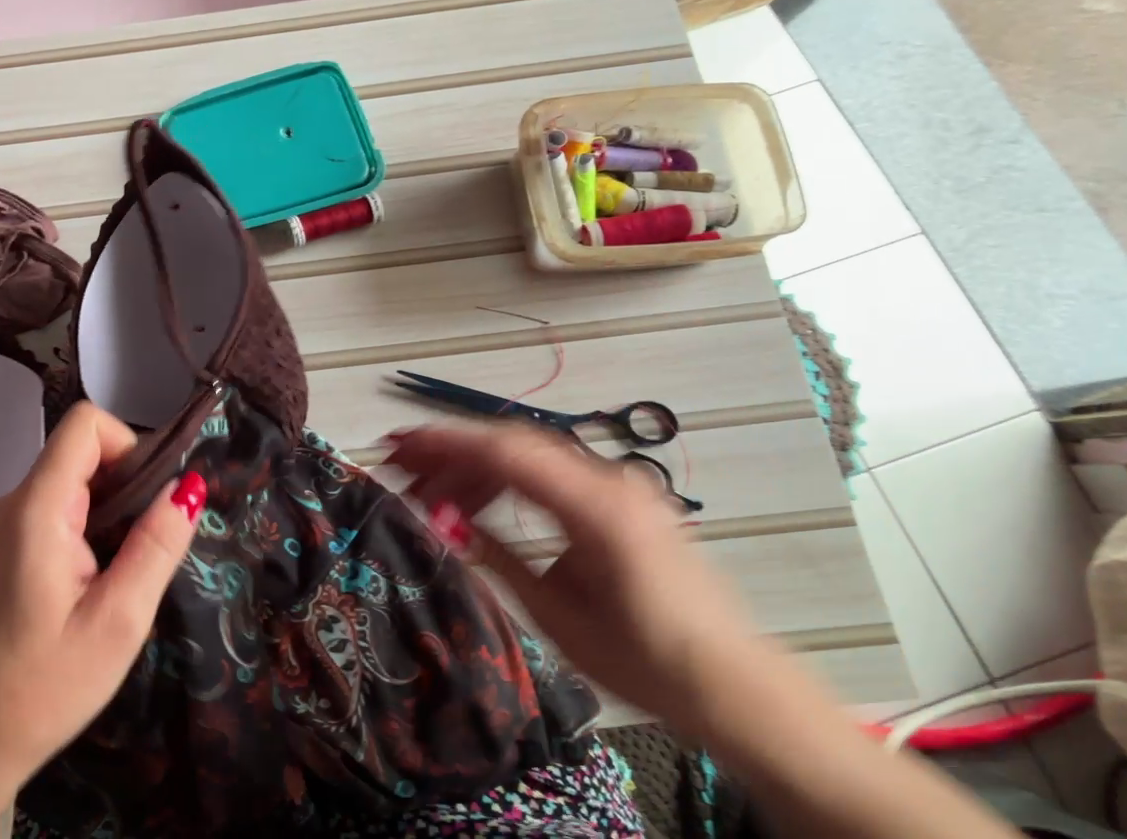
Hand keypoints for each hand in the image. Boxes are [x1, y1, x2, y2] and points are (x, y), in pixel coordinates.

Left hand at [0, 403, 203, 836]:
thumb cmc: (48, 685)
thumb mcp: (119, 619)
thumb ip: (156, 545)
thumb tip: (189, 483)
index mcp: (37, 510)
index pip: (85, 424)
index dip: (130, 443)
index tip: (157, 497)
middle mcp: (15, 504)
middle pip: (81, 450)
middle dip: (128, 482)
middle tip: (152, 545)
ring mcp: (6, 526)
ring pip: (73, 481)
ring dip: (113, 508)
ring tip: (129, 569)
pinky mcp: (7, 548)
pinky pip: (58, 510)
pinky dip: (92, 526)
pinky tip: (102, 579)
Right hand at [385, 422, 778, 739]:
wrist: (731, 682)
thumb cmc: (643, 658)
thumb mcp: (556, 613)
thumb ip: (496, 555)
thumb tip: (440, 519)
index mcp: (594, 506)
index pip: (504, 452)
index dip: (443, 444)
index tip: (395, 447)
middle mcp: (607, 481)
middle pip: (512, 444)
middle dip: (449, 451)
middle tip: (398, 469)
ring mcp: (617, 487)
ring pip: (528, 455)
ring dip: (474, 467)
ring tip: (428, 494)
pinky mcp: (619, 501)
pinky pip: (549, 474)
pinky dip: (506, 481)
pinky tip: (477, 504)